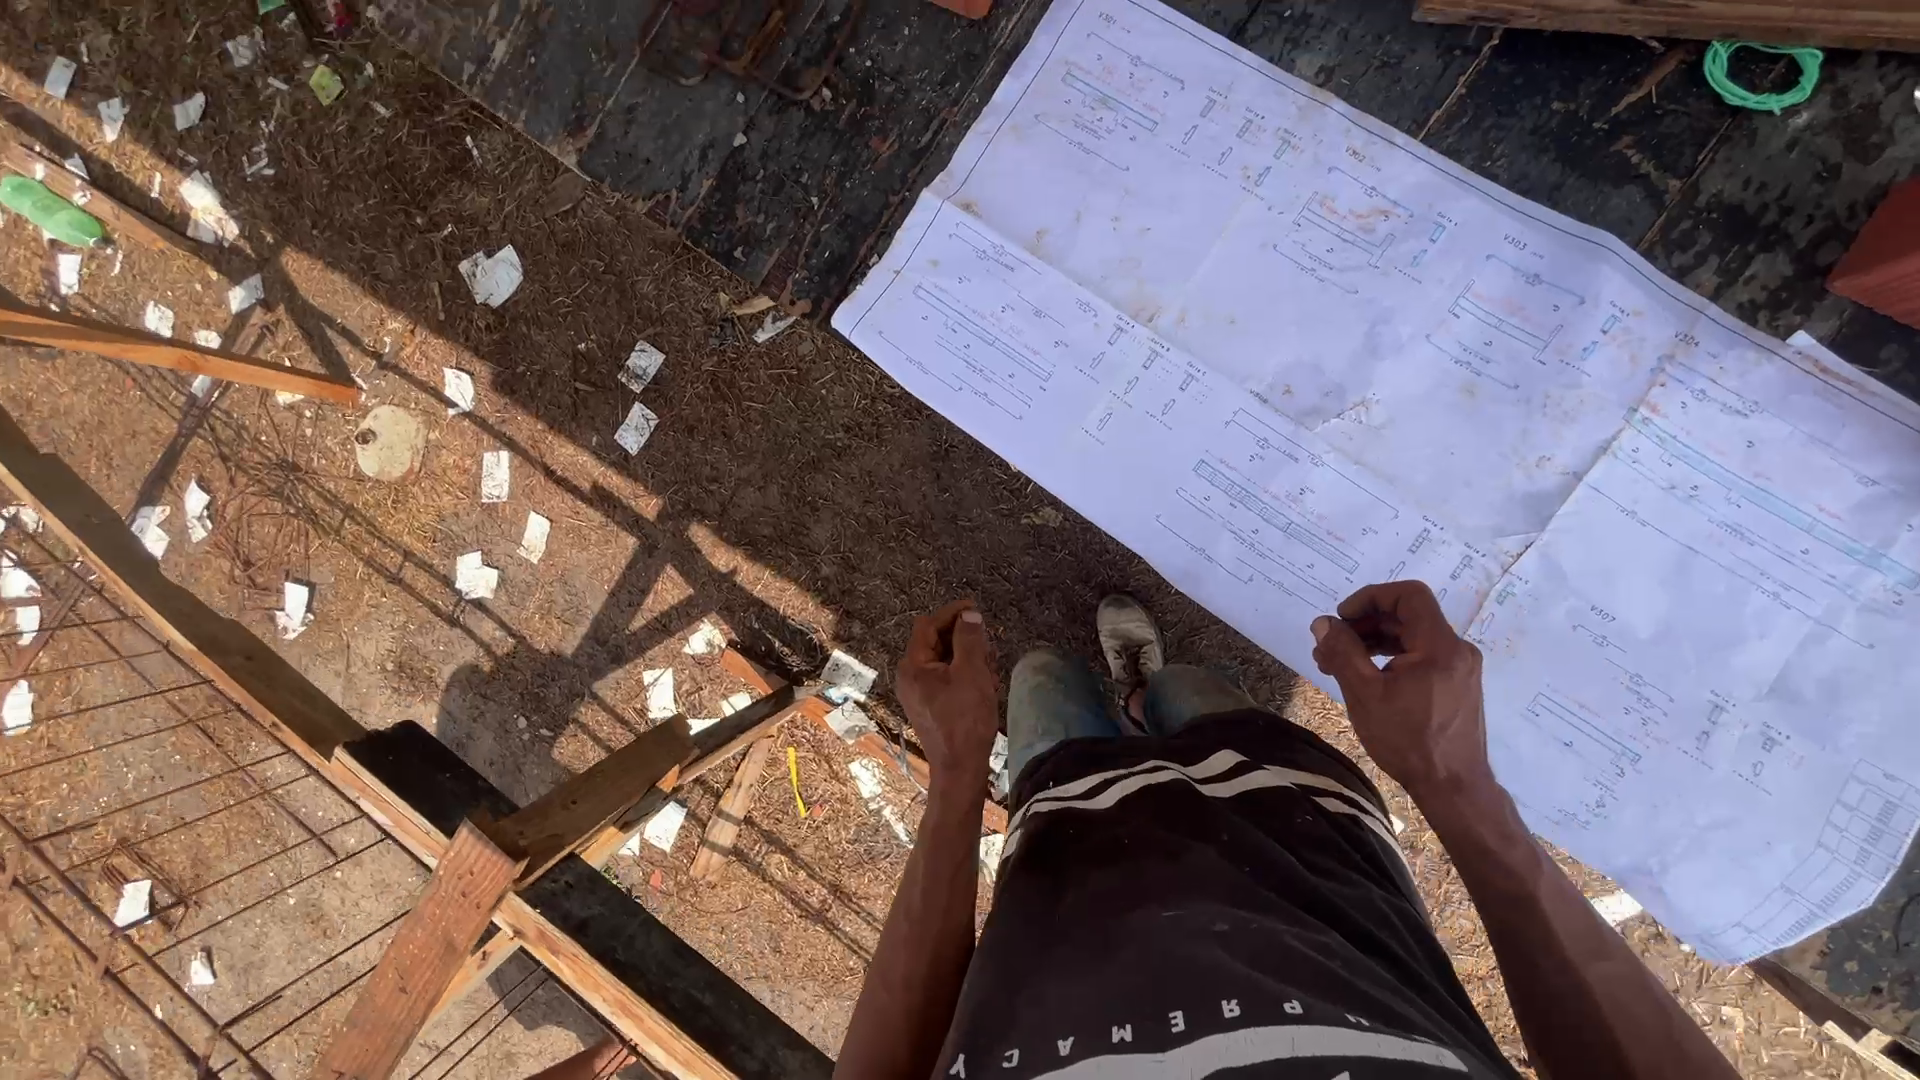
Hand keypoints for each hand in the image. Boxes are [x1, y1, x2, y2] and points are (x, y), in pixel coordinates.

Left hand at [895, 600, 1001, 785]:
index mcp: (913, 666)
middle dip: (965, 641)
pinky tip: (985, 686)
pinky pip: (947, 678)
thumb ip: (969, 639)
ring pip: (945, 660)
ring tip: (990, 673)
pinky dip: (966, 675)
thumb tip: (969, 614)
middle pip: (937, 641)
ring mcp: (919, 692)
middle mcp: (910, 676)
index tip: (975, 609)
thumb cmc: (965, 719)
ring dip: (969, 659)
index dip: (951, 614)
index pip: (928, 625)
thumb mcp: (971, 672)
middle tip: (988, 650)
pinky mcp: (931, 704)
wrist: (960, 768)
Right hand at [1310, 581, 1492, 799]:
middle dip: (1362, 624)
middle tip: (1329, 647)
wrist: (1453, 788)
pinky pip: (1418, 656)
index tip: (1341, 619)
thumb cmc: (1407, 740)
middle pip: (1406, 616)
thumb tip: (1323, 623)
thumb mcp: (1364, 693)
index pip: (1408, 595)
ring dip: (1371, 642)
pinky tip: (1364, 678)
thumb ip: (1342, 652)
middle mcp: (1456, 650)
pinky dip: (1388, 658)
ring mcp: (1458, 668)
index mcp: (1440, 646)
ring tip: (1337, 664)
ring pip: (1410, 637)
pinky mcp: (1454, 685)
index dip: (1370, 597)